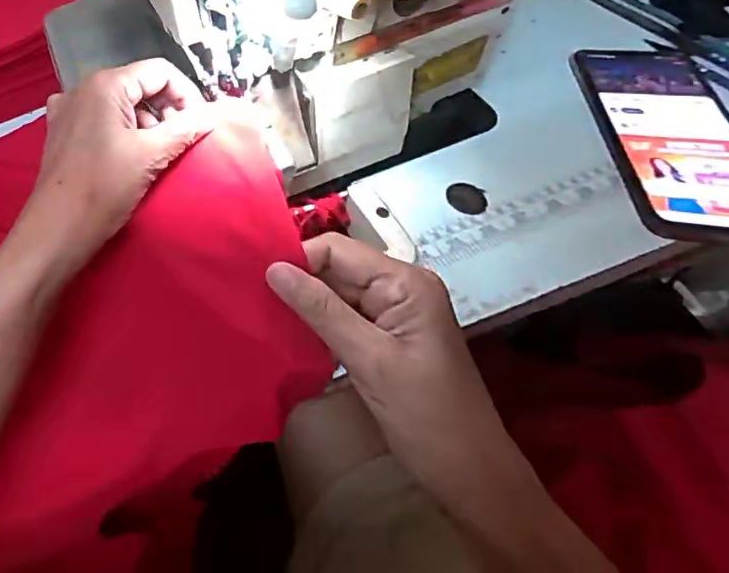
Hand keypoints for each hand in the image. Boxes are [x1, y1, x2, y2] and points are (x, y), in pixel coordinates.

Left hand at [15, 60, 215, 274]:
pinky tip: (127, 152)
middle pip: (139, 84)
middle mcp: (82, 88)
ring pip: (121, 102)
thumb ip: (184, 129)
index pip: (159, 71)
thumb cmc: (103, 189)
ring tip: (156, 151)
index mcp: (104, 84)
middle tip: (181, 138)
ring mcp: (67, 109)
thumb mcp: (151, 155)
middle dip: (167, 107)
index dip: (186, 93)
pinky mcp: (60, 131)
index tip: (199, 122)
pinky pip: (100, 117)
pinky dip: (121, 128)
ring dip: (146, 121)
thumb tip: (208, 118)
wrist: (55, 233)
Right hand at [265, 236, 512, 494]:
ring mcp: (396, 312)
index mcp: (406, 281)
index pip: (338, 250)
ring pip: (338, 293)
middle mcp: (402, 286)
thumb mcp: (371, 362)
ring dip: (307, 305)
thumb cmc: (430, 420)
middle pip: (338, 269)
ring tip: (266, 316)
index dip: (299, 259)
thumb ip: (321, 311)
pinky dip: (322, 325)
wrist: (474, 479)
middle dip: (300, 282)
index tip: (258, 279)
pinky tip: (293, 336)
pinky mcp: (389, 336)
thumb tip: (274, 269)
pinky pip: (347, 317)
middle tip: (254, 298)